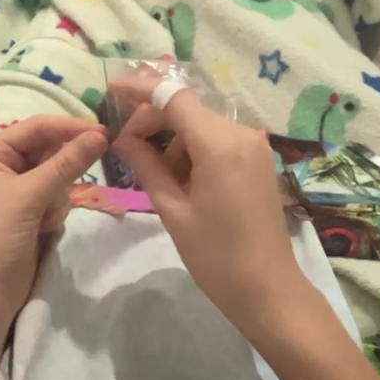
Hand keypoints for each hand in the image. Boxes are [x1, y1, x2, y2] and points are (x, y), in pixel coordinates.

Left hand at [0, 115, 107, 326]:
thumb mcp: (29, 196)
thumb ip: (66, 164)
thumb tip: (101, 135)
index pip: (38, 127)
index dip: (70, 127)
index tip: (104, 132)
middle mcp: (6, 165)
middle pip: (50, 149)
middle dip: (64, 167)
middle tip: (85, 175)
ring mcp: (21, 190)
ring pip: (59, 175)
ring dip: (58, 194)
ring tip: (44, 218)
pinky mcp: (33, 212)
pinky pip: (58, 197)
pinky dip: (57, 210)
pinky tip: (45, 229)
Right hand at [109, 76, 302, 330]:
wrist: (268, 290)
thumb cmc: (215, 255)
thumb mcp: (172, 210)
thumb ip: (146, 165)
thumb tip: (122, 138)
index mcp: (219, 144)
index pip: (174, 96)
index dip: (141, 89)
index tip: (111, 91)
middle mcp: (240, 134)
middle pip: (187, 109)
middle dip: (153, 122)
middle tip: (125, 149)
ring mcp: (254, 146)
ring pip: (200, 126)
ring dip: (173, 141)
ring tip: (158, 179)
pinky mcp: (258, 160)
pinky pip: (218, 141)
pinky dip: (194, 150)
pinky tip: (182, 181)